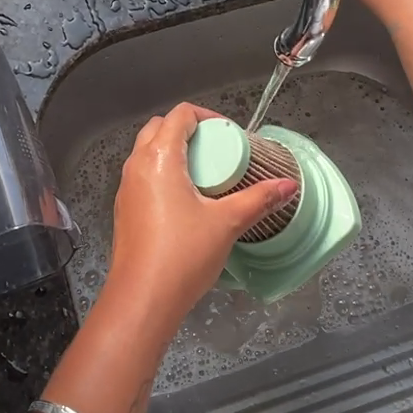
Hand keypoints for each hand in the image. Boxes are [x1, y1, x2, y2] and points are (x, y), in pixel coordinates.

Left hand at [104, 103, 297, 329]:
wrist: (142, 298)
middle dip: (188, 130)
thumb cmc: (183, 254)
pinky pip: (143, 175)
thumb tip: (288, 186)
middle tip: (217, 149)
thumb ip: (257, 200)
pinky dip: (162, 173)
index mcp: (159, 157)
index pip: (179, 115)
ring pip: (147, 151)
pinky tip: (184, 200)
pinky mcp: (123, 208)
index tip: (229, 134)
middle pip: (159, 127)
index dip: (206, 116)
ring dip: (174, 151)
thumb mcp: (226, 223)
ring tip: (204, 173)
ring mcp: (126, 186)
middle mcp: (136, 164)